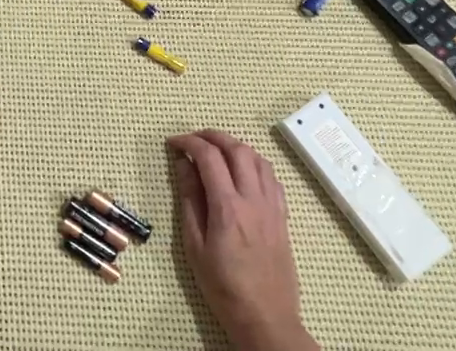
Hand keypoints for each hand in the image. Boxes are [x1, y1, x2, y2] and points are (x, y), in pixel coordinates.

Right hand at [168, 130, 316, 350]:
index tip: (172, 144)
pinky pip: (272, 177)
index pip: (208, 157)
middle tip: (192, 140)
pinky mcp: (283, 216)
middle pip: (236, 149)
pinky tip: (242, 172)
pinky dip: (254, 163)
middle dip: (212, 136)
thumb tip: (182, 165)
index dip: (188, 142)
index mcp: (228, 207)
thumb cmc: (223, 287)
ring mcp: (272, 207)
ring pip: (258, 158)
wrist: (266, 319)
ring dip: (235, 146)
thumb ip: (189, 200)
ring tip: (216, 151)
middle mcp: (253, 200)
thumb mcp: (194, 246)